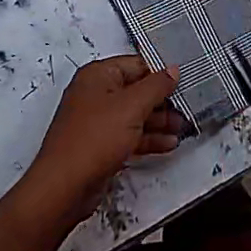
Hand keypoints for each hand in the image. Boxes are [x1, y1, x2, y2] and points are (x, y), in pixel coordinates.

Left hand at [22, 55, 183, 223]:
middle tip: (184, 106)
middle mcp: (94, 94)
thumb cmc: (90, 141)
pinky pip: (128, 135)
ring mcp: (96, 120)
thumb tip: (171, 71)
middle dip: (162, 100)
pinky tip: (166, 143)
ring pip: (134, 114)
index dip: (160, 72)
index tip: (181, 80)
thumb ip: (156, 86)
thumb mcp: (132, 107)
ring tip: (180, 127)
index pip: (136, 64)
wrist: (65, 186)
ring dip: (158, 121)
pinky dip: (147, 138)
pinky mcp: (99, 144)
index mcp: (98, 75)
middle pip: (136, 90)